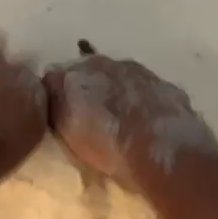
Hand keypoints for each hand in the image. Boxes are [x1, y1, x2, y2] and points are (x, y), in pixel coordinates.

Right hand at [45, 54, 215, 189]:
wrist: (165, 154)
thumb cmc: (110, 146)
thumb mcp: (70, 131)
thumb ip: (57, 105)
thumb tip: (49, 90)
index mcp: (81, 71)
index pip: (60, 75)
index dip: (59, 94)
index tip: (61, 112)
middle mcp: (109, 64)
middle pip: (91, 73)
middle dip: (89, 89)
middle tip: (91, 117)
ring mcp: (141, 73)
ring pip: (121, 78)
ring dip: (118, 93)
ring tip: (121, 121)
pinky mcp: (168, 87)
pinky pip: (149, 91)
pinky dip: (144, 102)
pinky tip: (148, 124)